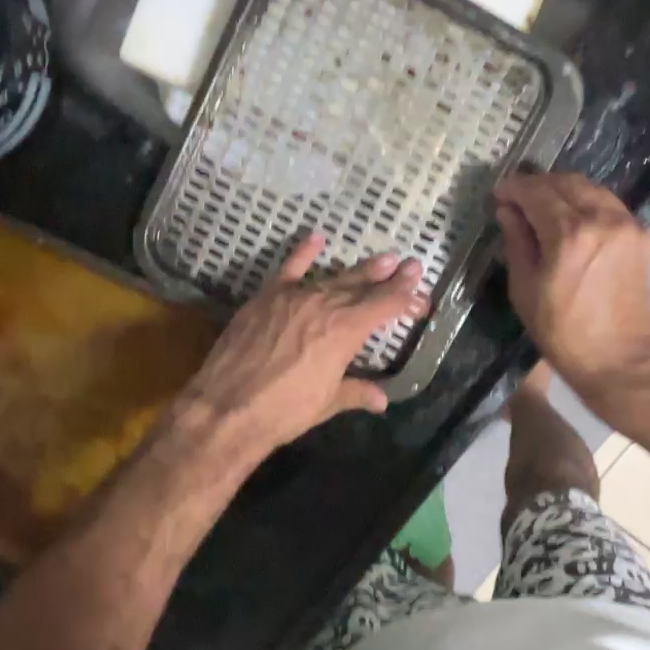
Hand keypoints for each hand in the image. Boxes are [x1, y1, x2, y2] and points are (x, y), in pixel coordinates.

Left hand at [178, 234, 426, 453]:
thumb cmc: (284, 411)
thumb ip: (355, 393)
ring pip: (333, 278)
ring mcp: (293, 297)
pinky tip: (318, 238)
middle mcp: (324, 305)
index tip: (422, 293)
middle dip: (389, 279)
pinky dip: (304, 253)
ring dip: (359, 270)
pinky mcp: (266, 297)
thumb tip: (381, 399)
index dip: (406, 298)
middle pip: (363, 286)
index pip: (386, 306)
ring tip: (382, 259)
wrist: (227, 407)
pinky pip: (289, 269)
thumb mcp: (327, 403)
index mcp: (346, 330)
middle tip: (410, 266)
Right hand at [495, 172, 649, 400]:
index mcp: (569, 234)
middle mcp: (602, 219)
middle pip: (566, 182)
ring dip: (564, 190)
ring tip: (544, 207)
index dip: (514, 188)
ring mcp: (627, 224)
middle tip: (519, 199)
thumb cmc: (561, 331)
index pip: (537, 192)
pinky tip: (574, 220)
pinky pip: (609, 205)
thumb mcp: (524, 289)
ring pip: (591, 189)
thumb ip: (517, 242)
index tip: (500, 193)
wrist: (616, 357)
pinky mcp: (641, 235)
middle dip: (539, 185)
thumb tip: (508, 211)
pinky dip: (587, 203)